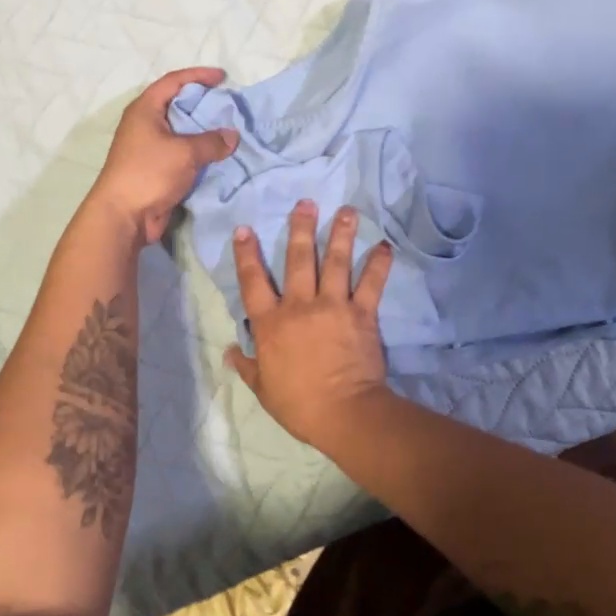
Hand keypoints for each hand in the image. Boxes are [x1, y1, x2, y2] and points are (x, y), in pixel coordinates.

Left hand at [88, 67, 239, 245]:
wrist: (123, 215)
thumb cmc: (149, 173)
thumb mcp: (185, 152)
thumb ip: (211, 141)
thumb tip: (232, 136)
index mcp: (145, 109)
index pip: (173, 81)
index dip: (198, 76)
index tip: (223, 77)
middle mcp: (144, 123)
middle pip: (177, 104)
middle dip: (203, 103)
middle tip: (228, 104)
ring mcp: (149, 147)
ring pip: (181, 131)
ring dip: (202, 130)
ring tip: (228, 129)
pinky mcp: (155, 168)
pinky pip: (182, 153)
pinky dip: (199, 151)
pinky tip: (218, 155)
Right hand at [225, 201, 394, 448]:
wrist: (344, 413)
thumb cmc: (299, 404)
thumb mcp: (263, 389)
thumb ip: (247, 366)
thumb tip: (230, 350)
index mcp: (271, 324)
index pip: (253, 282)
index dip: (247, 254)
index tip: (245, 229)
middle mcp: (300, 306)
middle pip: (298, 260)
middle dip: (301, 228)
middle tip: (306, 202)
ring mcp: (333, 306)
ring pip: (336, 262)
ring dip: (341, 234)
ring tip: (347, 211)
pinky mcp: (362, 314)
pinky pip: (371, 284)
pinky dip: (379, 264)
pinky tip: (385, 246)